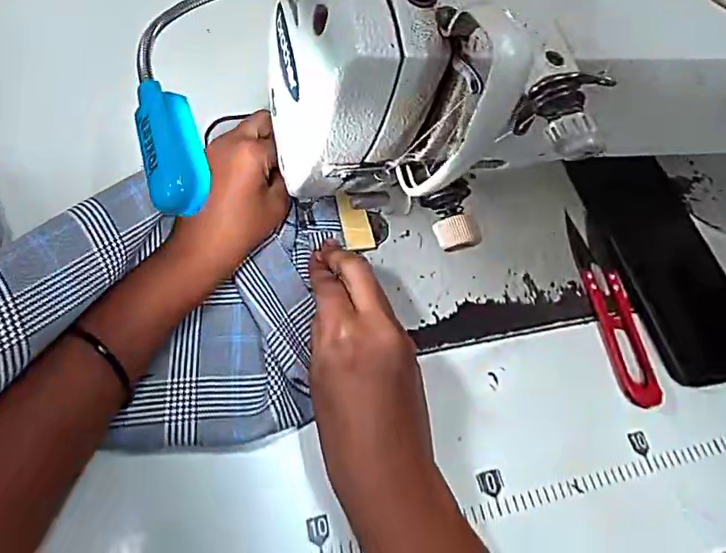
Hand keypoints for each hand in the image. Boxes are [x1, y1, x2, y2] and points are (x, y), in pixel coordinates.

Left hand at [165, 110, 289, 284]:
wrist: (200, 247)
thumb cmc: (236, 230)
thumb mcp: (276, 205)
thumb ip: (286, 178)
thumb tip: (284, 168)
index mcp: (249, 150)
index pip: (282, 139)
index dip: (293, 153)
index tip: (299, 162)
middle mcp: (228, 141)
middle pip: (260, 121)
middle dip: (275, 134)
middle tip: (285, 157)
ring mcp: (213, 147)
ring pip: (243, 130)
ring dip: (257, 141)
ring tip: (268, 169)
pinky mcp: (204, 157)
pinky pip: (230, 144)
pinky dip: (242, 151)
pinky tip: (250, 174)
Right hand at [309, 243, 458, 541]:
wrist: (389, 473)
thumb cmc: (348, 440)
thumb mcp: (317, 375)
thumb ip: (322, 331)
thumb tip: (323, 306)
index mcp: (343, 336)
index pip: (329, 283)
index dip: (319, 267)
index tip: (314, 261)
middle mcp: (375, 330)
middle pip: (359, 271)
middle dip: (340, 258)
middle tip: (326, 252)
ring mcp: (398, 339)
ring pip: (375, 289)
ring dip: (357, 278)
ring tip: (338, 277)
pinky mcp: (410, 350)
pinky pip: (386, 313)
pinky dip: (370, 303)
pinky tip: (357, 309)